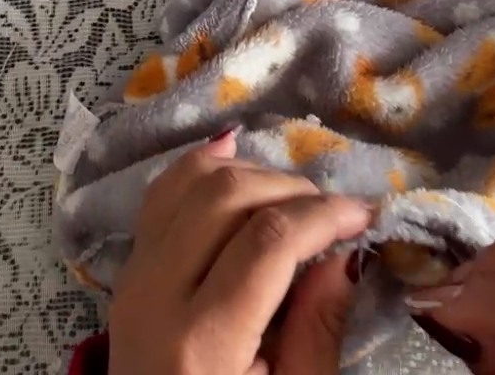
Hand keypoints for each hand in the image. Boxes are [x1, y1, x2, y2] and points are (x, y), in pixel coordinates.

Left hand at [109, 129, 374, 374]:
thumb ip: (317, 330)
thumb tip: (346, 253)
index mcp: (200, 342)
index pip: (266, 241)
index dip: (322, 216)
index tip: (364, 215)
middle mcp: (155, 292)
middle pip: (225, 196)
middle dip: (289, 189)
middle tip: (332, 212)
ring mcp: (133, 271)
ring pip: (190, 180)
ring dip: (249, 172)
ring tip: (295, 199)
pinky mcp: (129, 263)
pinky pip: (162, 191)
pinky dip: (201, 164)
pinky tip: (235, 152)